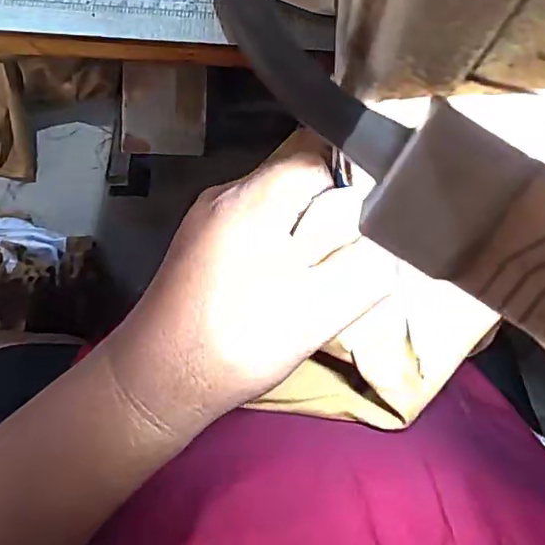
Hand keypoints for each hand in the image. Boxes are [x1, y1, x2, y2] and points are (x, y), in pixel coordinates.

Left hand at [103, 131, 398, 430]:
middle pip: (299, 181)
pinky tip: (283, 285)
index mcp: (252, 198)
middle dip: (330, 215)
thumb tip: (392, 243)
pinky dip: (279, 247)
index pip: (320, 158)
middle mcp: (226, 195)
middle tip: (346, 257)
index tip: (371, 222)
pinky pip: (256, 227)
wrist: (152, 386)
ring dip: (305, 234)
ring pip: (278, 207)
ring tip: (316, 276)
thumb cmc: (236, 343)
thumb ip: (367, 270)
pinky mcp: (200, 245)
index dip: (354, 185)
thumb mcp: (319, 312)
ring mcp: (208, 218)